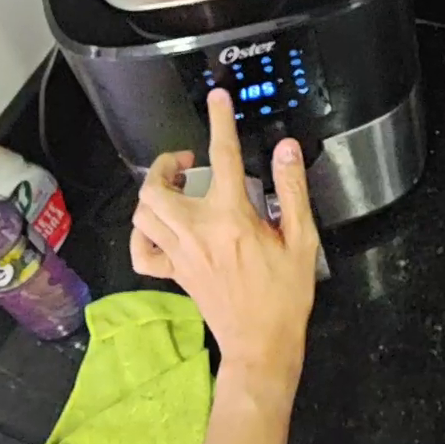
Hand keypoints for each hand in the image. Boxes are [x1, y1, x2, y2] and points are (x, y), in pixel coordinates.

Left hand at [130, 89, 318, 391]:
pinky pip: (142, 251)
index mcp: (231, 218)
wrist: (262, 344)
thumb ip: (292, 189)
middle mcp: (197, 232)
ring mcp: (179, 254)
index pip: (223, 157)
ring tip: (178, 187)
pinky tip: (161, 226)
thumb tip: (286, 148)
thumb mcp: (302, 238)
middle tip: (191, 163)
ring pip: (143, 213)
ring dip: (154, 192)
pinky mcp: (173, 274)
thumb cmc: (286, 292)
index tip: (218, 98)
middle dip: (167, 165)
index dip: (220, 121)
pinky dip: (144, 233)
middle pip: (157, 187)